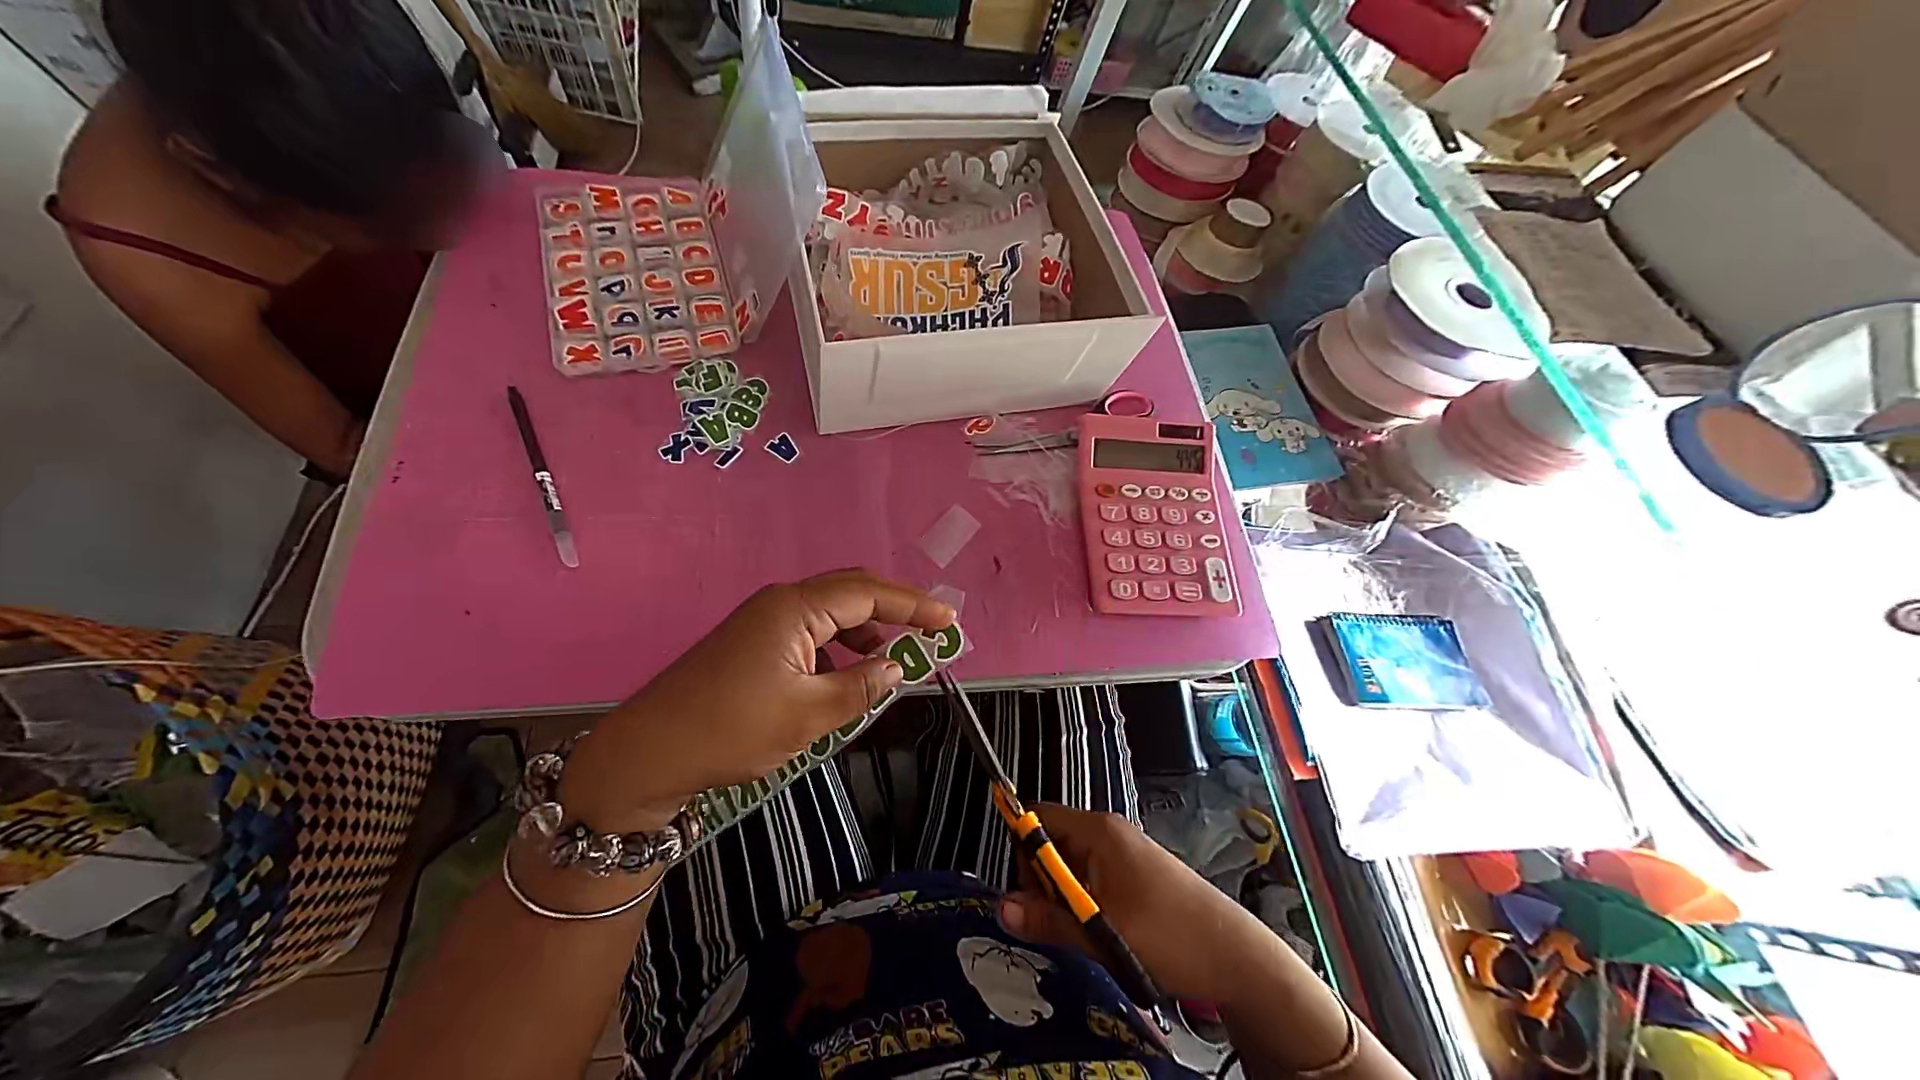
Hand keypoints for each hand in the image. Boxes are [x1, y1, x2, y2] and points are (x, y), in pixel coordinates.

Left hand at [558, 570, 954, 831]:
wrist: (649, 753)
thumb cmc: (732, 730)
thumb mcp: (809, 715)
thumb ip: (862, 687)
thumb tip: (898, 668)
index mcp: (795, 608)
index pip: (868, 594)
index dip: (914, 606)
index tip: (949, 620)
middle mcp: (779, 603)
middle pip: (850, 591)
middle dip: (892, 609)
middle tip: (928, 631)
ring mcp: (762, 621)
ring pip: (829, 612)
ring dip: (865, 630)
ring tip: (892, 659)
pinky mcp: (752, 642)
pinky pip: (809, 631)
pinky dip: (838, 645)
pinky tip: (846, 672)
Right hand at [995, 804, 1283, 1006]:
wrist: (1236, 957)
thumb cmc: (1170, 935)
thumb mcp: (1102, 932)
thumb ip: (1048, 919)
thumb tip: (1001, 908)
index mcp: (1099, 830)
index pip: (1039, 815)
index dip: (1021, 846)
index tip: (1022, 889)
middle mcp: (1109, 833)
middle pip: (1052, 842)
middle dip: (1042, 880)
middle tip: (1054, 920)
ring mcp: (1124, 854)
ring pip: (1072, 866)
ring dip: (1065, 898)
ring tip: (1082, 932)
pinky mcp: (1135, 876)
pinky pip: (1093, 880)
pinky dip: (1085, 904)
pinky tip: (1100, 933)